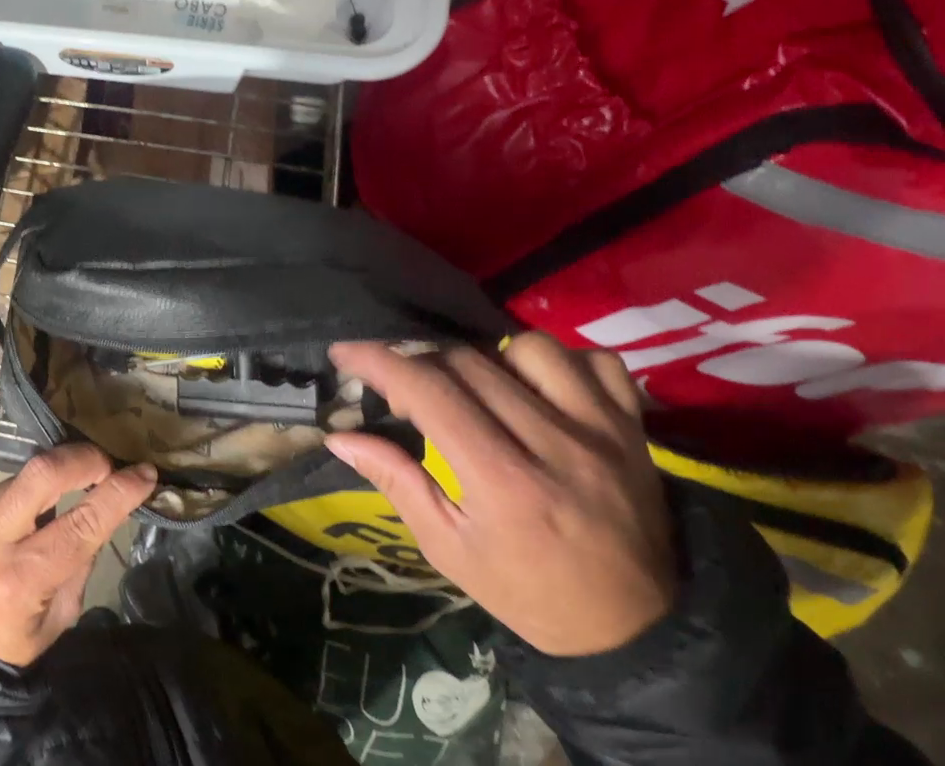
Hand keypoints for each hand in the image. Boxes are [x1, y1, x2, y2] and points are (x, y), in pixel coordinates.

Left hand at [0, 444, 156, 665]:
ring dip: (54, 479)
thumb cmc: (13, 635)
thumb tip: (105, 506)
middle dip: (82, 458)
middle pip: (41, 472)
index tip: (144, 473)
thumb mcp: (61, 614)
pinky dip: (27, 494)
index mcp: (22, 579)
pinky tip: (28, 515)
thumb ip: (83, 559)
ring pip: (24, 475)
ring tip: (66, 496)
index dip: (118, 493)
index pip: (80, 524)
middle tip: (106, 464)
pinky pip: (5, 486)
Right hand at [324, 334, 676, 656]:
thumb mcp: (447, 548)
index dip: (378, 360)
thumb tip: (339, 437)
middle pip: (469, 362)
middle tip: (399, 385)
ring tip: (471, 385)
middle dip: (418, 361)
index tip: (345, 353)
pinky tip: (535, 386)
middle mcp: (554, 443)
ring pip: (530, 348)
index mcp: (502, 481)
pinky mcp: (634, 429)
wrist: (636, 627)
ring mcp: (603, 432)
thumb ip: (397, 482)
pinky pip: (596, 362)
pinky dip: (559, 362)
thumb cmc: (527, 592)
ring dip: (486, 356)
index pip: (429, 391)